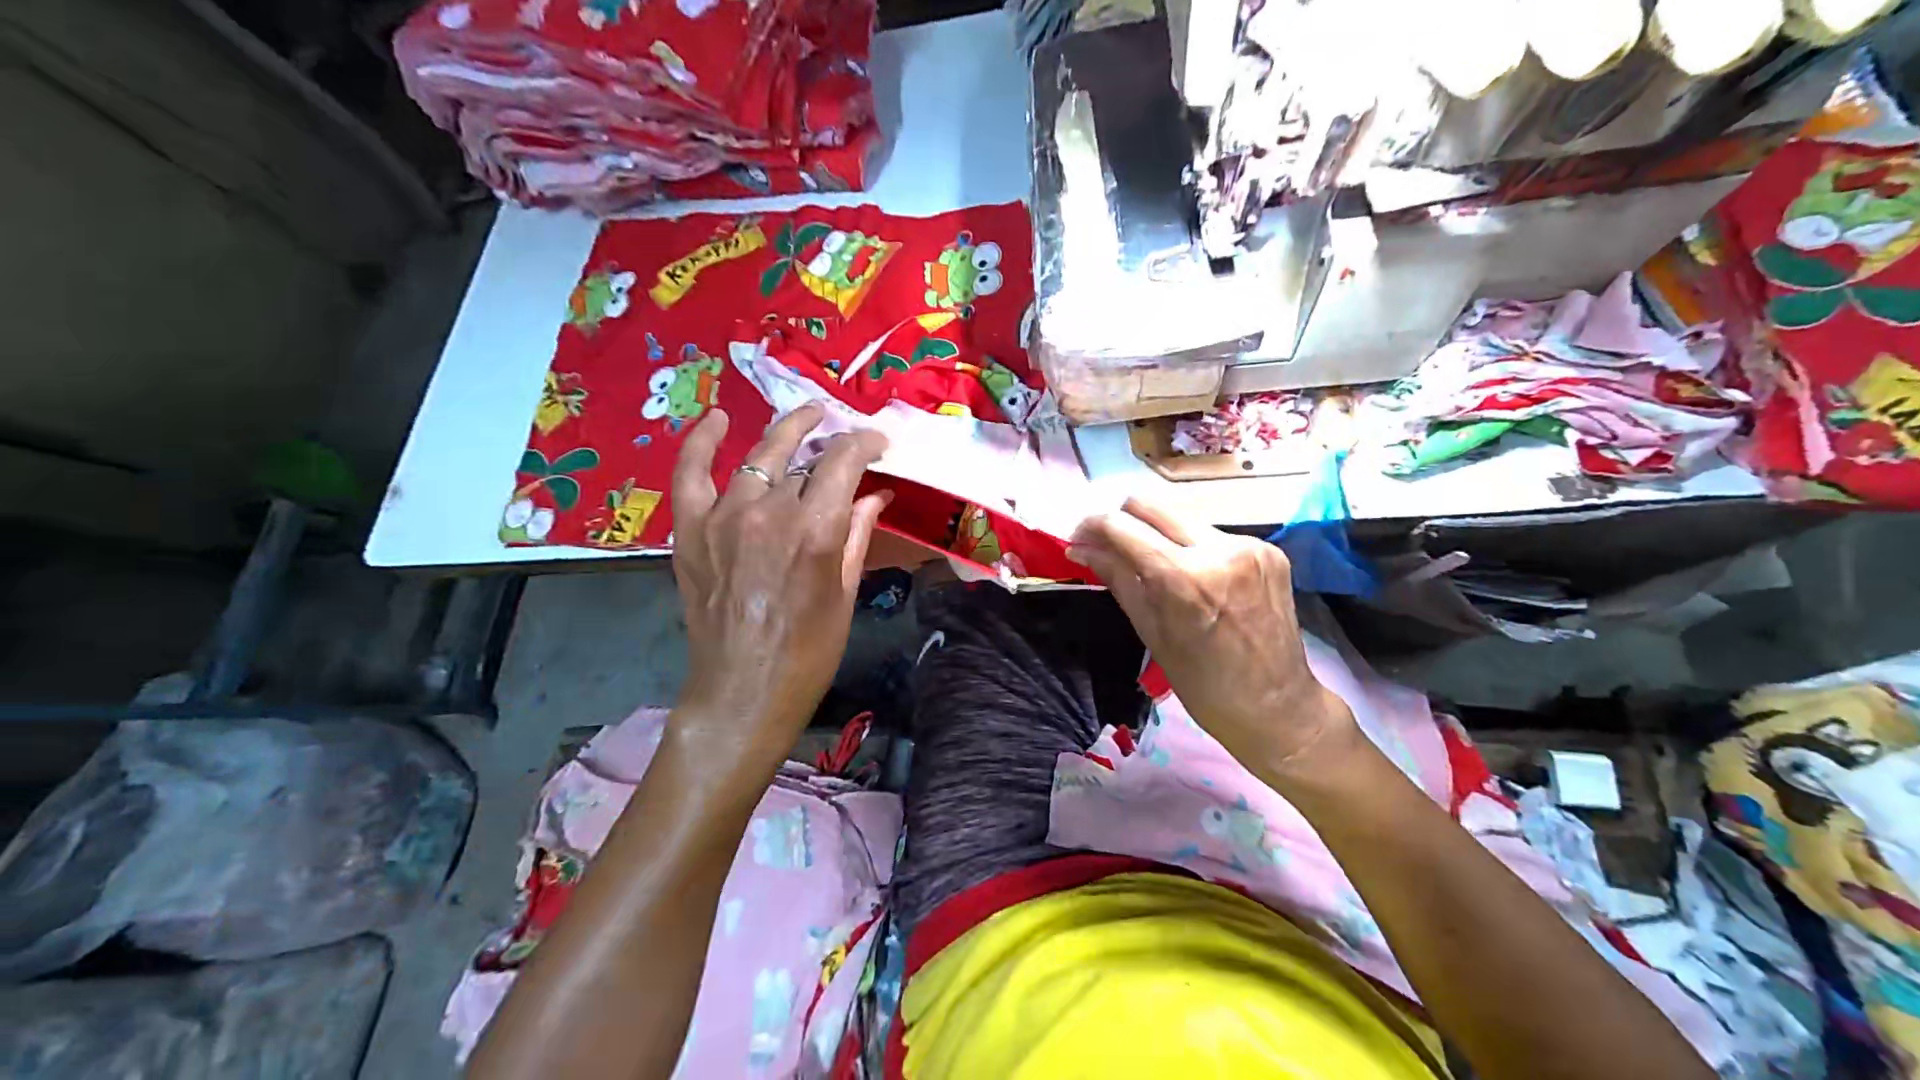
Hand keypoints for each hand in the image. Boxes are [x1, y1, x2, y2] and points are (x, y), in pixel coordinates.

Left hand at [669, 404, 889, 776]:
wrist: (742, 692)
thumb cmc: (808, 652)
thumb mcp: (845, 593)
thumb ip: (857, 534)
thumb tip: (875, 494)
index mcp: (815, 530)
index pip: (843, 461)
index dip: (864, 444)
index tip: (877, 444)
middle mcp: (769, 511)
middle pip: (802, 455)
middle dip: (828, 437)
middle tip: (842, 430)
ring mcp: (723, 517)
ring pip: (757, 457)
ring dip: (783, 436)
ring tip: (802, 423)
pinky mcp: (691, 530)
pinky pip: (691, 472)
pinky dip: (702, 442)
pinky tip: (719, 421)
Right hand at [1068, 496, 1361, 784]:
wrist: (1277, 707)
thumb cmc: (1204, 686)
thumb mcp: (1151, 633)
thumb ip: (1117, 579)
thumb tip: (1082, 549)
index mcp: (1183, 579)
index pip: (1122, 527)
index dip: (1092, 526)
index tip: (1078, 538)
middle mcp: (1218, 550)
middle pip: (1151, 506)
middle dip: (1122, 521)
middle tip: (1107, 546)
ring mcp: (1248, 547)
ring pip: (1183, 518)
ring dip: (1158, 535)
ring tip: (1152, 568)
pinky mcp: (1269, 551)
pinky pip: (1213, 536)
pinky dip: (1193, 549)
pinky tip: (1193, 579)